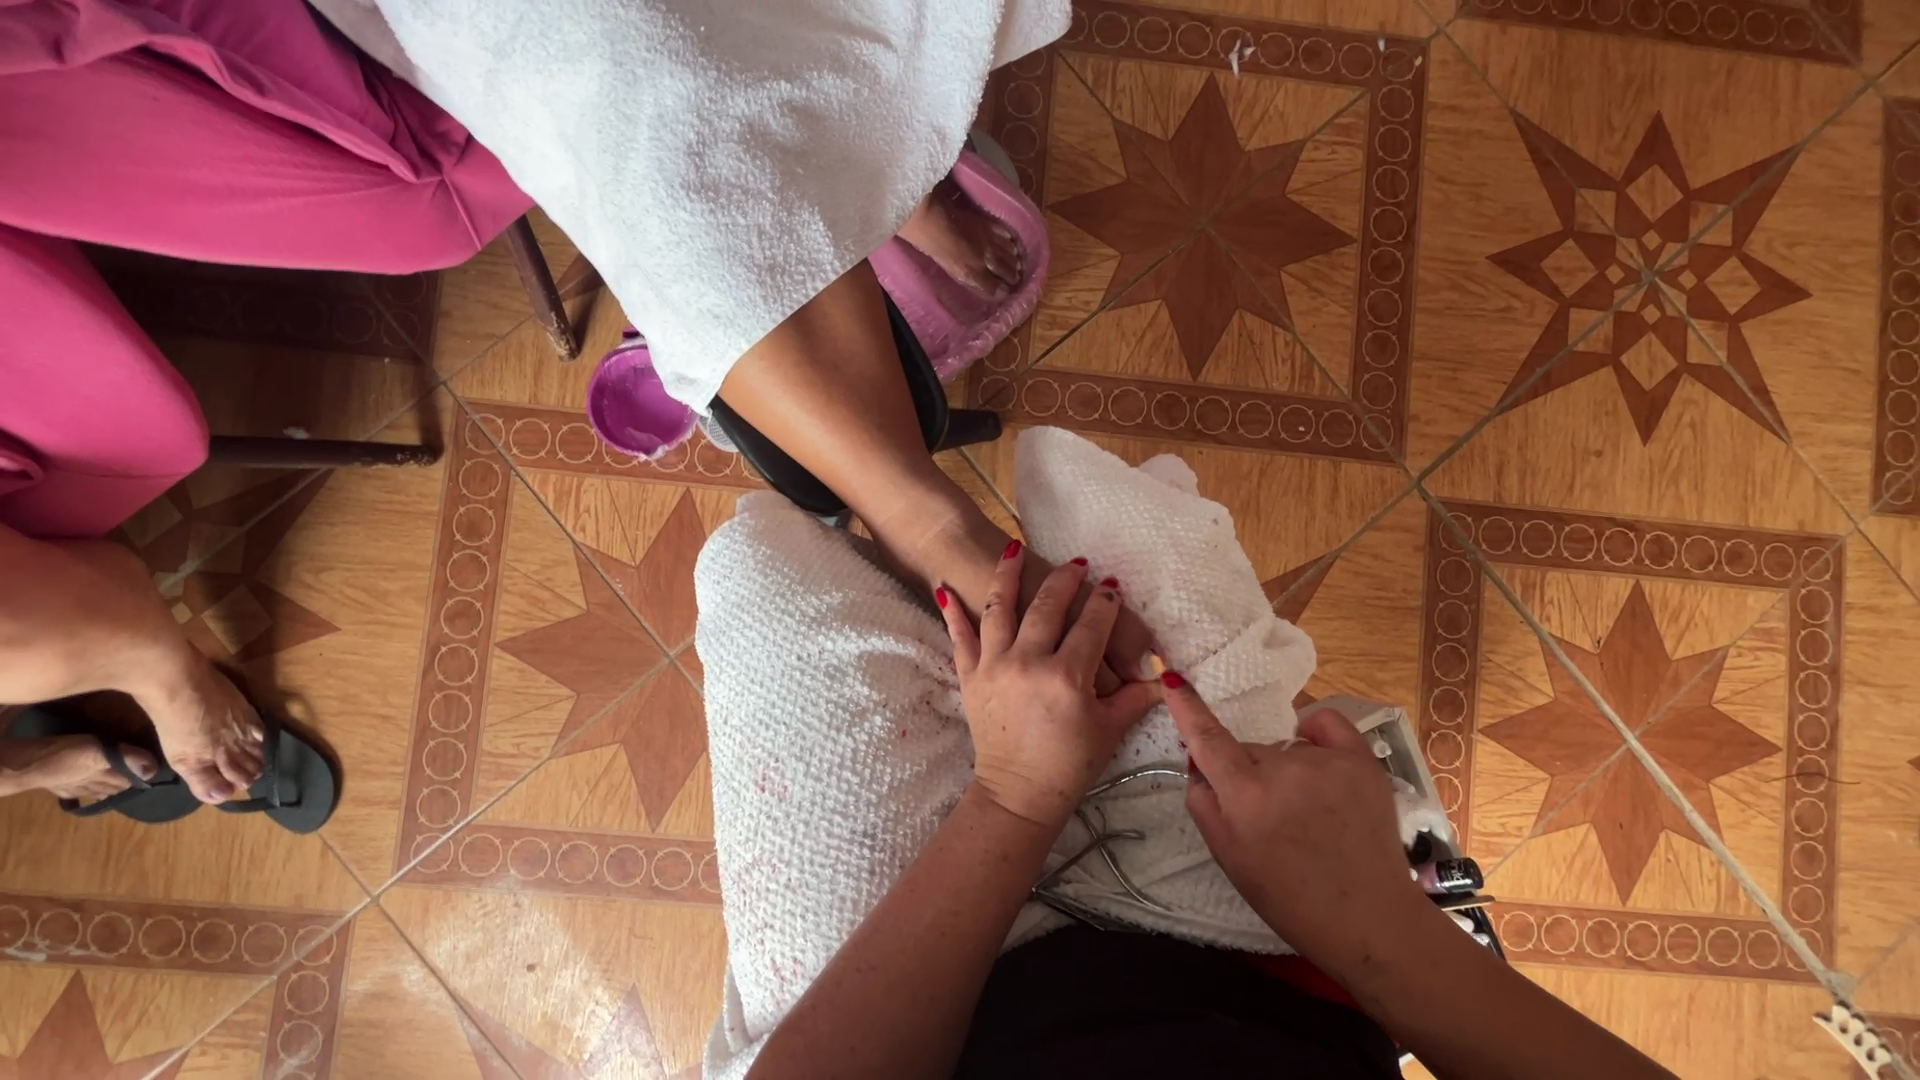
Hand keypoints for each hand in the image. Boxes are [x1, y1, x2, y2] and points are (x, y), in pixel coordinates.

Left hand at [938, 541, 1158, 827]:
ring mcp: (995, 666)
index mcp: (1067, 676)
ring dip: (1007, 575)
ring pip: (1000, 609)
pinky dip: (952, 612)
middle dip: (1064, 580)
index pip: (1091, 625)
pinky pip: (959, 638)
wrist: (1018, 794)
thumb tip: (1165, 675)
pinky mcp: (971, 677)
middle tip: (1076, 564)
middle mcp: (1028, 662)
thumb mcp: (1110, 729)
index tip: (1111, 586)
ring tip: (1013, 549)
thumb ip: (1136, 697)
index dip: (1105, 603)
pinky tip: (944, 586)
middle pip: (1047, 607)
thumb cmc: (1069, 765)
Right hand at [1163, 678, 1426, 968]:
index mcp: (1245, 797)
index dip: (1186, 706)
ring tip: (1309, 811)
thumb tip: (1197, 760)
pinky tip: (1322, 764)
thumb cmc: (1288, 896)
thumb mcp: (1228, 856)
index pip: (1207, 738)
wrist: (1369, 921)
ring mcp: (1325, 762)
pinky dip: (1317, 736)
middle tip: (1271, 816)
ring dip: (1286, 768)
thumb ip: (1202, 801)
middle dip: (1250, 773)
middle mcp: (1283, 770)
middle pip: (1249, 751)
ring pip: (1284, 748)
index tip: (1172, 678)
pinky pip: (1326, 725)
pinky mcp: (1362, 762)